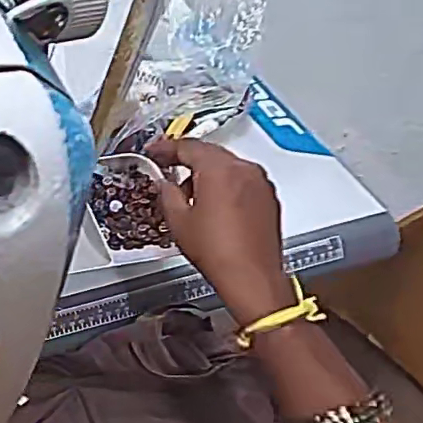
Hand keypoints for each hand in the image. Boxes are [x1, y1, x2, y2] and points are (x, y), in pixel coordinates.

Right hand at [145, 137, 294, 319]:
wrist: (250, 275)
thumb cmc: (218, 252)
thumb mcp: (178, 221)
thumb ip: (167, 194)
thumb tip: (164, 184)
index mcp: (220, 170)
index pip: (189, 147)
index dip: (166, 148)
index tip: (155, 151)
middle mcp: (245, 170)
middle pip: (211, 154)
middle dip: (187, 160)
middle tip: (168, 167)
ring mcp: (260, 183)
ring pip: (227, 167)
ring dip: (206, 175)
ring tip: (189, 196)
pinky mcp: (267, 197)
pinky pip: (242, 181)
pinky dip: (224, 187)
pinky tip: (212, 207)